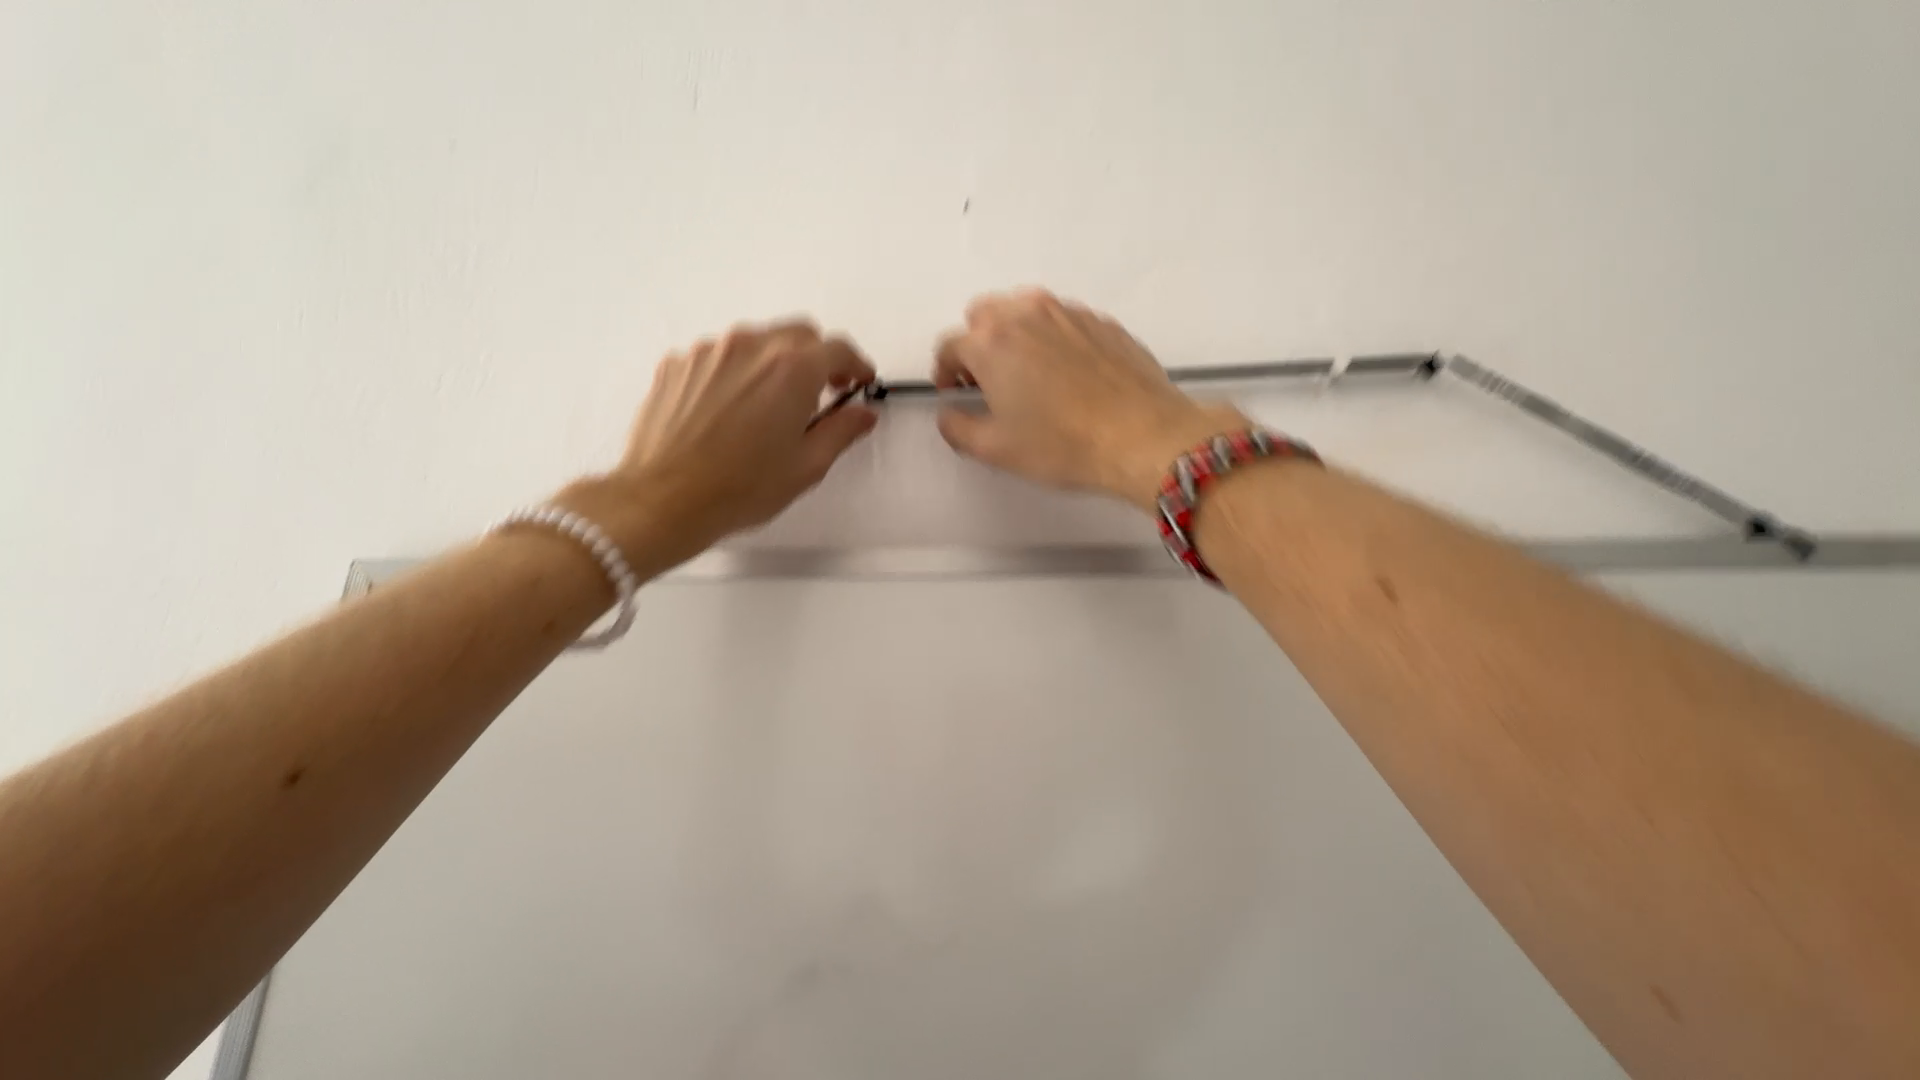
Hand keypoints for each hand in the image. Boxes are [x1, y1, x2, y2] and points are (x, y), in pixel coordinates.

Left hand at [561, 319, 876, 574]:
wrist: (663, 498)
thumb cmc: (743, 487)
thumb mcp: (807, 466)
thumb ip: (842, 431)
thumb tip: (863, 413)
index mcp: (792, 368)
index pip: (838, 348)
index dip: (856, 364)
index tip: (859, 382)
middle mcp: (751, 345)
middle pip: (798, 335)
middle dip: (817, 358)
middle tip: (822, 391)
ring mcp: (709, 350)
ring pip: (756, 342)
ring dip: (773, 363)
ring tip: (769, 404)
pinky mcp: (677, 364)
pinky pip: (719, 357)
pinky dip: (734, 373)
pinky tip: (729, 411)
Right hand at [931, 289, 1245, 509]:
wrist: (1143, 437)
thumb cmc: (1061, 445)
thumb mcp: (995, 449)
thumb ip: (957, 428)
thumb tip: (949, 414)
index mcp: (991, 341)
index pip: (950, 345)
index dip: (945, 372)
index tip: (955, 394)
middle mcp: (1026, 313)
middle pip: (984, 314)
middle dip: (978, 344)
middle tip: (989, 382)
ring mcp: (1069, 313)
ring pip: (1025, 310)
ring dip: (1015, 335)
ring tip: (1029, 375)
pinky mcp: (1103, 322)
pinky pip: (1064, 321)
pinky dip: (1054, 339)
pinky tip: (1068, 376)